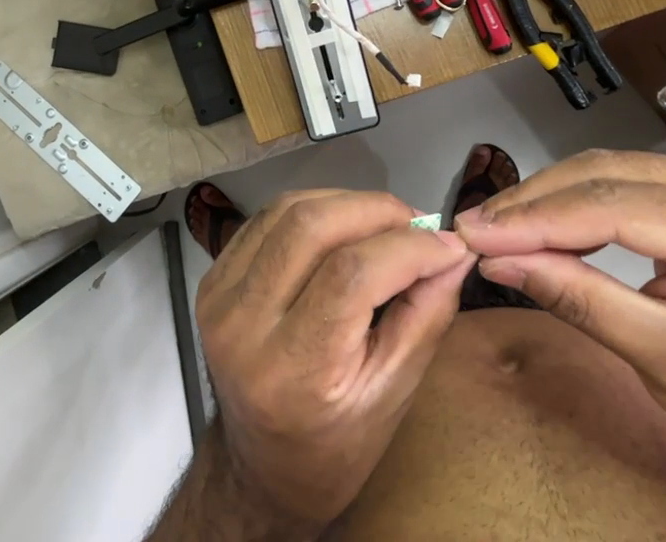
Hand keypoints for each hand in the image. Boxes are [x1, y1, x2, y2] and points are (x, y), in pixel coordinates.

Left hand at [195, 189, 475, 530]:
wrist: (263, 465)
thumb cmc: (339, 442)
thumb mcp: (396, 391)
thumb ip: (427, 313)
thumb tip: (453, 248)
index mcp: (295, 368)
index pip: (351, 273)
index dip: (408, 246)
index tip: (447, 245)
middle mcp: (245, 325)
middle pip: (310, 226)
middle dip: (375, 210)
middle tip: (415, 224)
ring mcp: (220, 297)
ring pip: (284, 210)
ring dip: (344, 202)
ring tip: (384, 222)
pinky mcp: (212, 279)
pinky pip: (264, 220)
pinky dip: (310, 210)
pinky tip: (342, 226)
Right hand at [452, 151, 665, 500]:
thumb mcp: (665, 360)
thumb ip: (578, 298)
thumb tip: (498, 260)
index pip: (610, 205)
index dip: (531, 219)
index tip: (470, 234)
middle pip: (610, 173)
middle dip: (535, 201)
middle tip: (475, 229)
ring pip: (619, 170)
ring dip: (555, 198)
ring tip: (500, 227)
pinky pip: (641, 185)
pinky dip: (587, 204)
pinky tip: (551, 224)